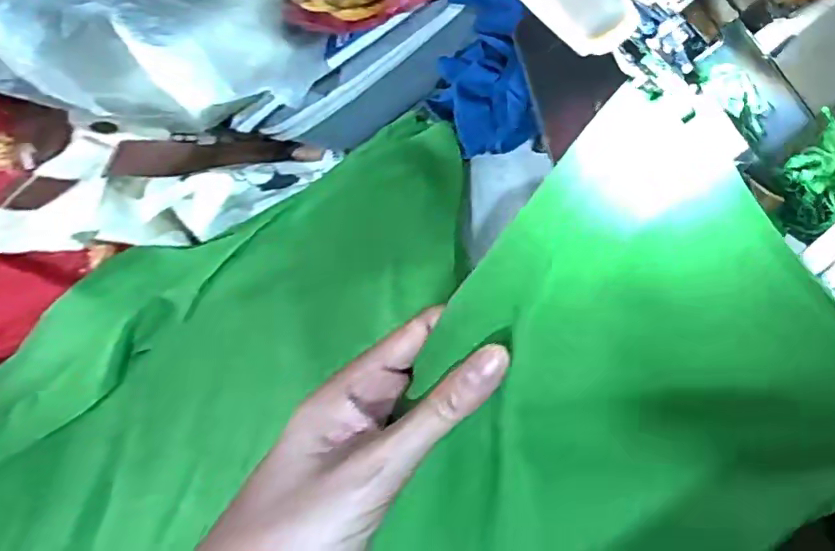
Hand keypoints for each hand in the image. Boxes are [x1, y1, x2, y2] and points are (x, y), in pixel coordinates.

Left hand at [201, 308, 508, 550]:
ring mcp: (371, 436)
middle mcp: (362, 404)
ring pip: (431, 393)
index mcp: (350, 389)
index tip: (520, 308)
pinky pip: (428, 425)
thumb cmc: (299, 527)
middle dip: (476, 348)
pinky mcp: (381, 466)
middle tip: (535, 337)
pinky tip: (493, 412)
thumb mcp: (376, 466)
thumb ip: (440, 408)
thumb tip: (503, 348)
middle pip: (429, 360)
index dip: (467, 315)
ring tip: (528, 367)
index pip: (420, 332)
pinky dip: (458, 415)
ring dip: (469, 383)